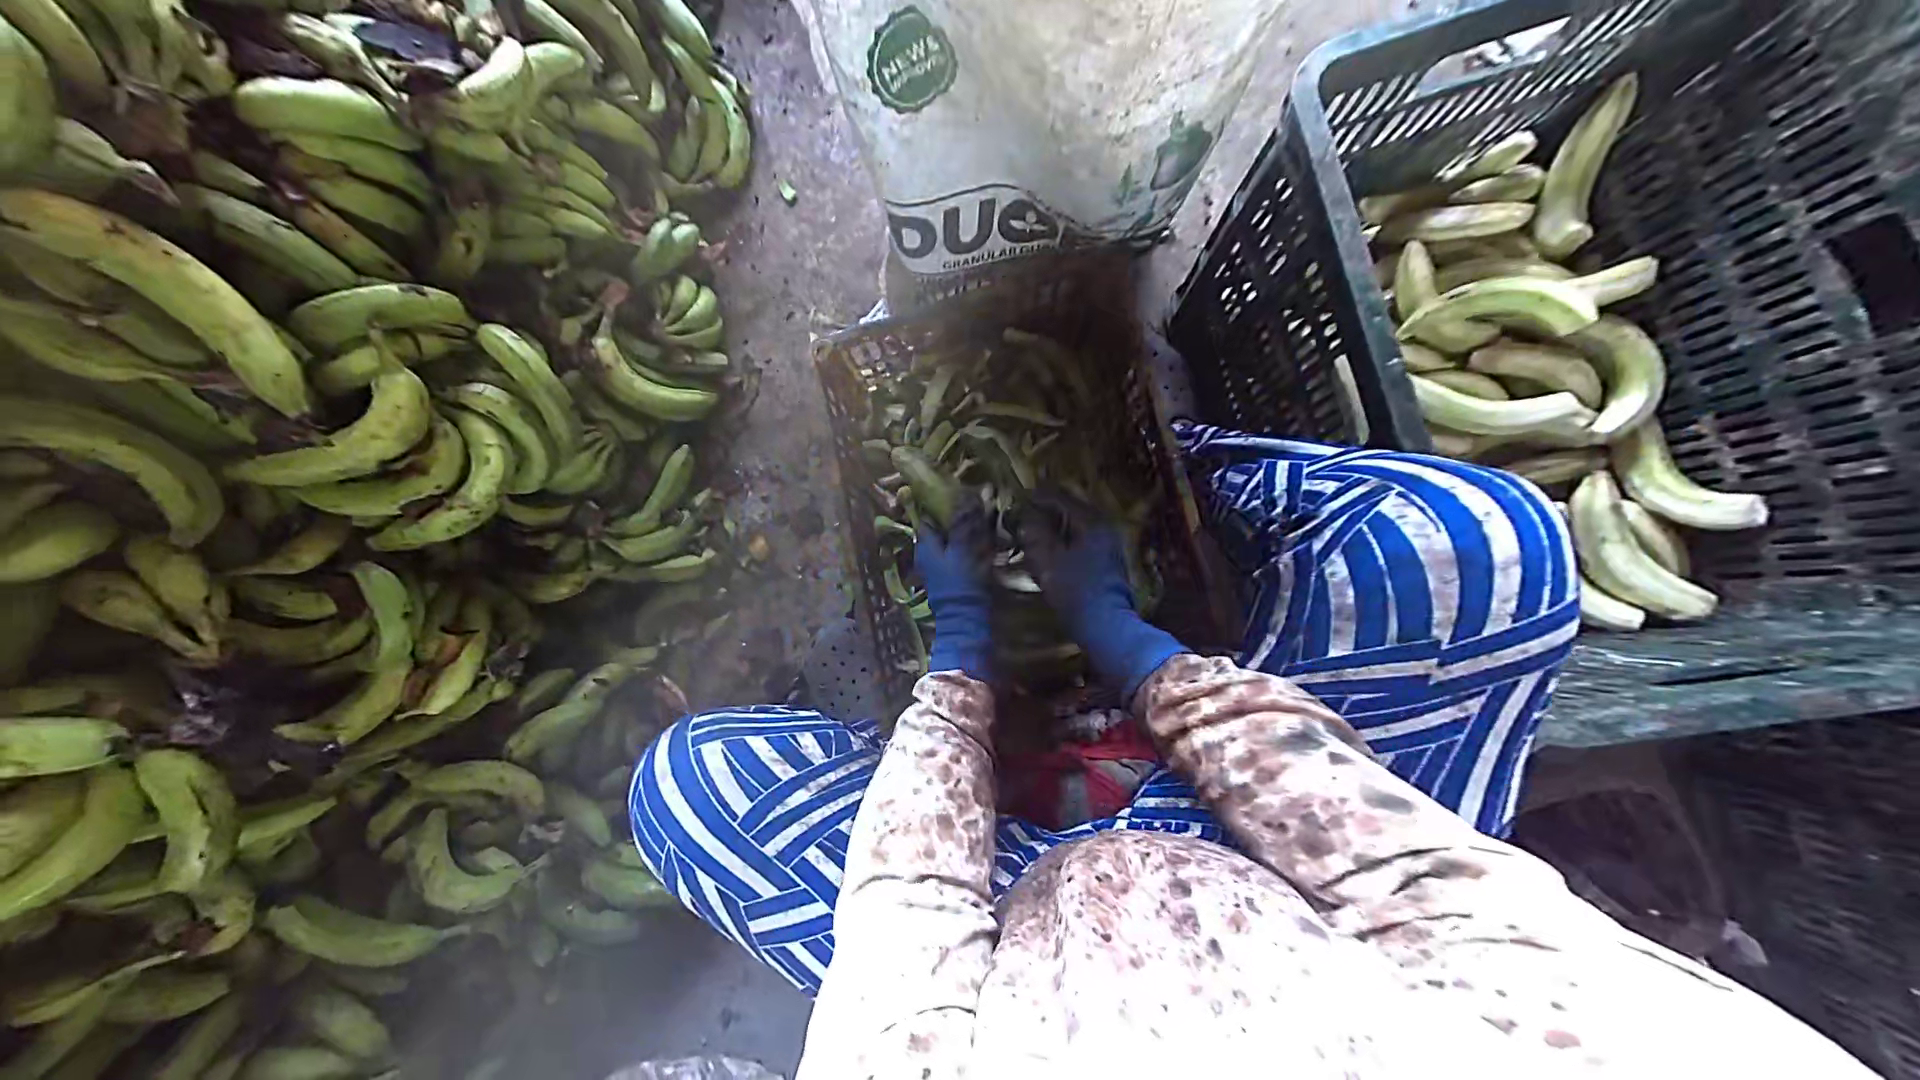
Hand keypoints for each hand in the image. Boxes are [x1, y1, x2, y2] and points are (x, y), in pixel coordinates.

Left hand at [915, 499, 992, 678]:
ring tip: (984, 520)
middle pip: (940, 527)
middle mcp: (926, 554)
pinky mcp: (950, 577)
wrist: (966, 620)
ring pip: (949, 540)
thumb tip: (968, 494)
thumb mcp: (963, 549)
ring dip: (963, 531)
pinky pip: (957, 553)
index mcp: (925, 544)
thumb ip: (964, 522)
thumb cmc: (961, 583)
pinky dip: (968, 546)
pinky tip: (984, 542)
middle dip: (955, 516)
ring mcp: (937, 567)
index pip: (927, 515)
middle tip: (977, 504)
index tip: (959, 492)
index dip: (940, 502)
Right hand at [1017, 488, 1185, 700]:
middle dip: (1045, 511)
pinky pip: (1081, 539)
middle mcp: (1103, 526)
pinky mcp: (1107, 560)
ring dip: (1053, 526)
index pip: (1059, 497)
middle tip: (1021, 516)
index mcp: (1090, 521)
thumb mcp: (1046, 560)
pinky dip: (1063, 540)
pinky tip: (1049, 550)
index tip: (1016, 501)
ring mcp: (1108, 543)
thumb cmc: (1074, 591)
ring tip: (1031, 532)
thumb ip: (1034, 532)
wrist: (1106, 625)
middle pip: (1070, 509)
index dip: (1035, 497)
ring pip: (1075, 525)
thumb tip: (1025, 515)